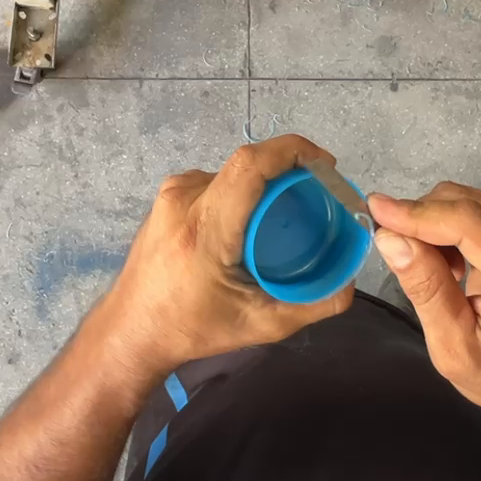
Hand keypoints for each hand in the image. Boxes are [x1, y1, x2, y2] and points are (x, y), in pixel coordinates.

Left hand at [90, 135, 353, 380]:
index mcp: (207, 226)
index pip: (251, 164)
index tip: (326, 164)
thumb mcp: (260, 325)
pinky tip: (250, 220)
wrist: (131, 330)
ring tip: (284, 216)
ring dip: (263, 184)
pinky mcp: (167, 193)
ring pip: (233, 172)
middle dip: (288, 172)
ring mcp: (172, 191)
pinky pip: (217, 179)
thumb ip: (311, 306)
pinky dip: (241, 191)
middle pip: (248, 166)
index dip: (293, 151)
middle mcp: (186, 197)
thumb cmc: (194, 328)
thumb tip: (349, 282)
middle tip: (316, 198)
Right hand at [368, 183, 480, 436]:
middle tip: (394, 248)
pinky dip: (453, 225)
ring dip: (436, 222)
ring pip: (473, 201)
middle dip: (421, 217)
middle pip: (469, 204)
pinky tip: (451, 262)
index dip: (418, 213)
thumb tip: (388, 238)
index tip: (374, 208)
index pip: (470, 225)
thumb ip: (426, 291)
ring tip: (430, 267)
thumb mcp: (457, 353)